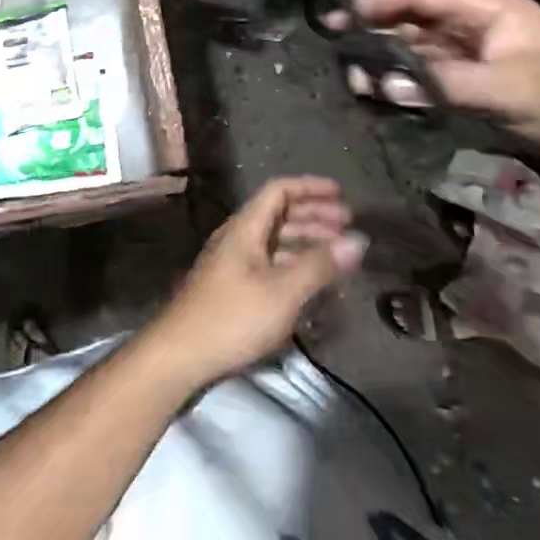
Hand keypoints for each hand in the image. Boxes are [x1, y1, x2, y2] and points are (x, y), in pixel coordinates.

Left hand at [143, 177, 365, 387]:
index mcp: (244, 228)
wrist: (182, 351)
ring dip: (306, 241)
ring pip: (275, 240)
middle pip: (278, 214)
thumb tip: (357, 240)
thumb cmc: (233, 317)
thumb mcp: (282, 292)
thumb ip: (318, 265)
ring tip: (340, 253)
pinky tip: (315, 279)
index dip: (309, 188)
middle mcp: (237, 238)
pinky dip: (294, 263)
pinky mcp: (233, 285)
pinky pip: (269, 262)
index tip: (341, 194)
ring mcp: (233, 262)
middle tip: (349, 225)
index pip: (277, 191)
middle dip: (314, 215)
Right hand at [331, 0, 539, 154]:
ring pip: (406, 42)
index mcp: (485, 5)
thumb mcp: (510, 90)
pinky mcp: (457, 70)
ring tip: (355, 77)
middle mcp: (467, 18)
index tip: (341, 18)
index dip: (378, 1)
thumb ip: (444, 83)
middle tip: (337, 46)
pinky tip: (376, 88)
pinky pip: (415, 66)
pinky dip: (395, 76)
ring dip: (379, 57)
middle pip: (406, 15)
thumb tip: (386, 84)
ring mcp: (460, 45)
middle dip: (371, 30)